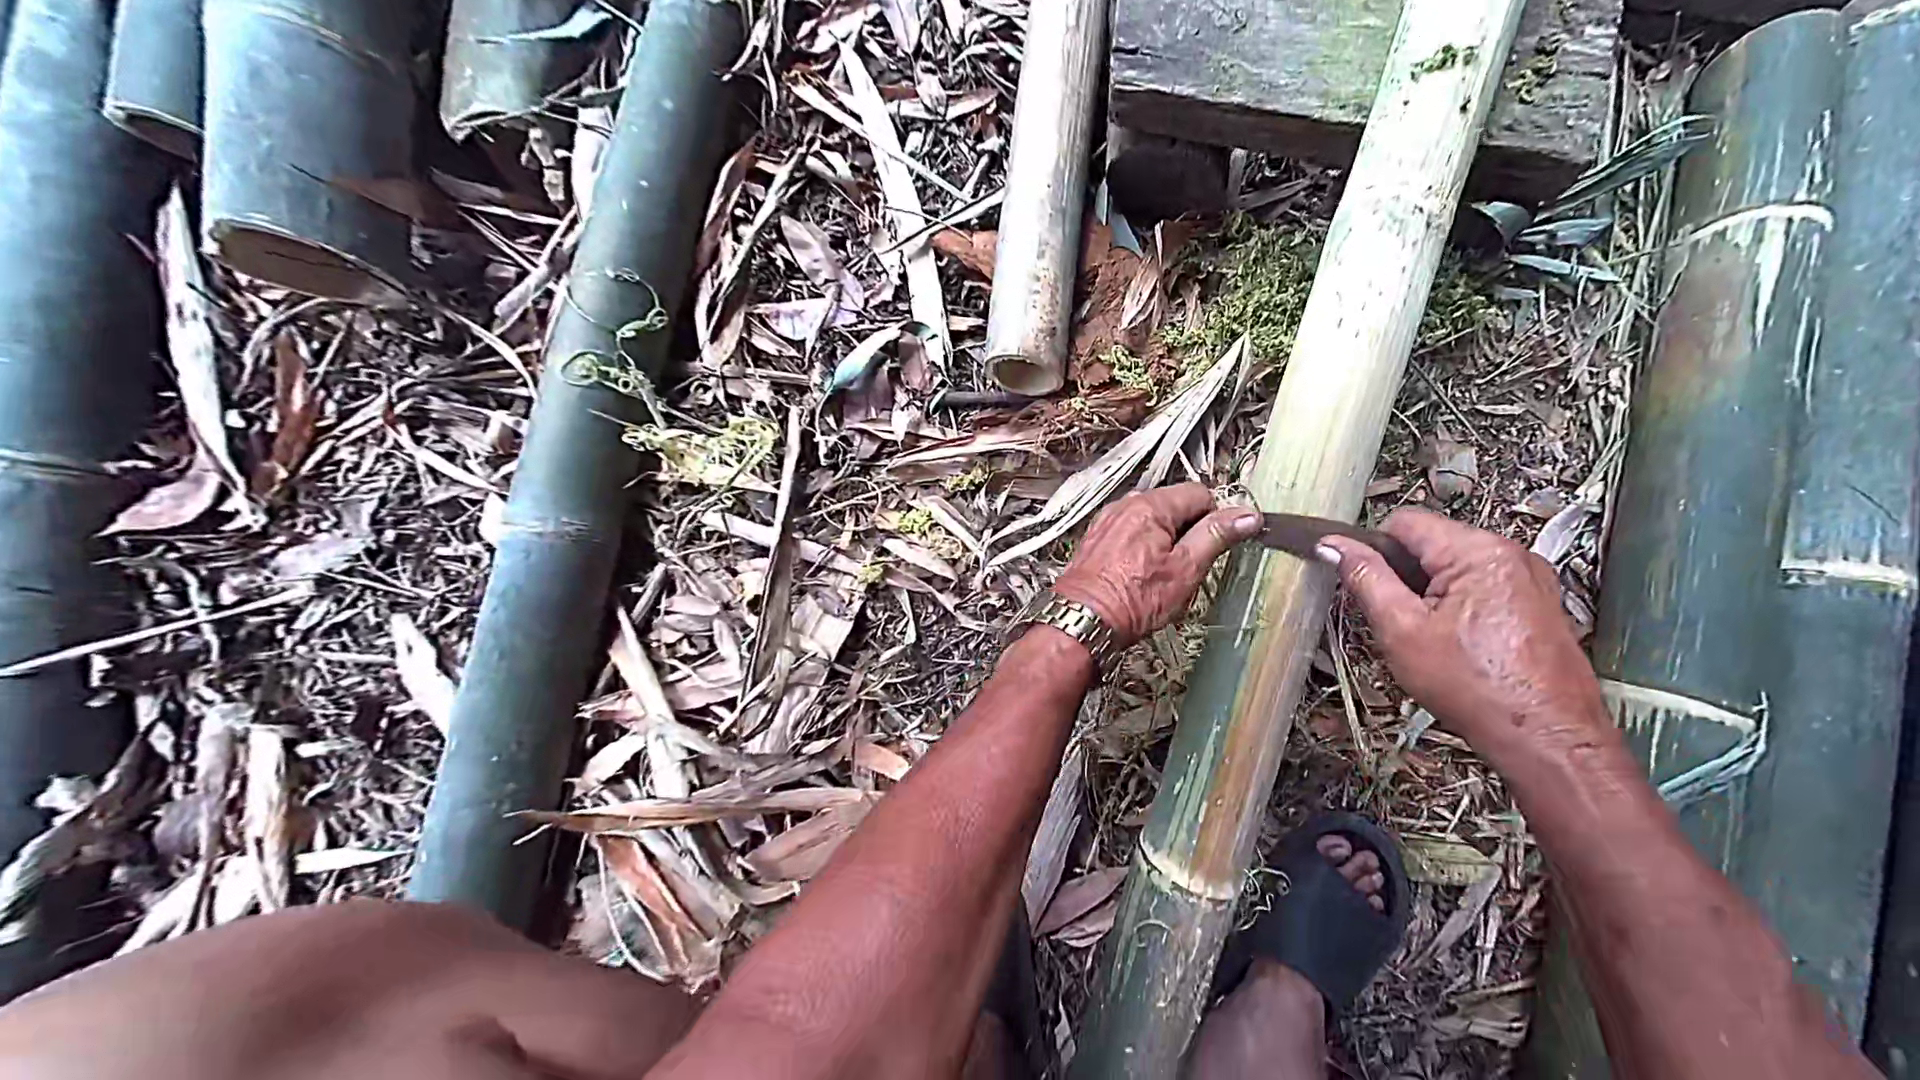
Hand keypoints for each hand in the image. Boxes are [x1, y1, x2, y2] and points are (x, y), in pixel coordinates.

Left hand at [1053, 483, 1263, 646]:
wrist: (1084, 620)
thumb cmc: (1131, 599)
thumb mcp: (1186, 568)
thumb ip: (1216, 536)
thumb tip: (1247, 515)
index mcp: (1150, 506)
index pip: (1200, 494)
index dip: (1213, 521)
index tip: (1211, 547)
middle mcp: (1126, 506)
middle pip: (1175, 506)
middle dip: (1187, 533)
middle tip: (1184, 567)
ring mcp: (1108, 521)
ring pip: (1152, 522)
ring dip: (1164, 543)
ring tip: (1159, 575)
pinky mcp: (1097, 538)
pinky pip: (1130, 534)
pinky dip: (1141, 550)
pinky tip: (1139, 575)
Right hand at [1318, 508, 1610, 761]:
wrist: (1546, 738)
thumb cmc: (1476, 687)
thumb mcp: (1400, 628)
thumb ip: (1364, 578)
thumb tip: (1334, 545)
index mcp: (1478, 551)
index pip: (1403, 522)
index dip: (1371, 550)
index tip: (1362, 585)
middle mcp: (1511, 554)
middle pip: (1428, 543)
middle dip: (1401, 576)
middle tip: (1395, 620)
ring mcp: (1530, 577)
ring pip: (1450, 566)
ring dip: (1426, 593)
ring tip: (1424, 636)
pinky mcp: (1536, 601)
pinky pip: (1477, 585)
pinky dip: (1454, 605)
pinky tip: (1452, 642)